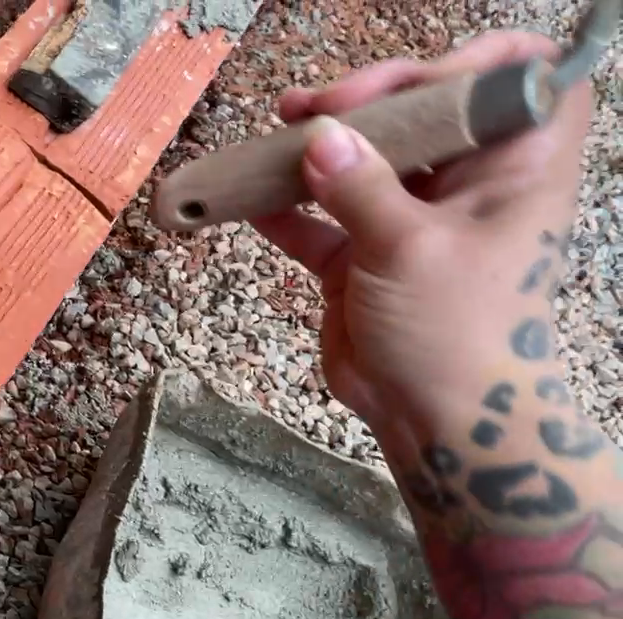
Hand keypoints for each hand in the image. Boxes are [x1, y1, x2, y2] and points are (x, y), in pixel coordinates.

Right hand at [249, 33, 592, 428]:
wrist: (431, 405)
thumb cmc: (453, 321)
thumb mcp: (409, 246)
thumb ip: (360, 189)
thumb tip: (318, 136)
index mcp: (515, 164)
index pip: (507, 80)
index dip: (453, 68)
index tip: (388, 89)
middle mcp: (465, 183)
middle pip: (420, 117)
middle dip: (364, 103)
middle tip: (307, 107)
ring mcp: (406, 221)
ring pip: (360, 168)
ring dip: (315, 153)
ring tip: (270, 134)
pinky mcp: (358, 259)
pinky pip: (317, 223)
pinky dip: (283, 212)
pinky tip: (248, 202)